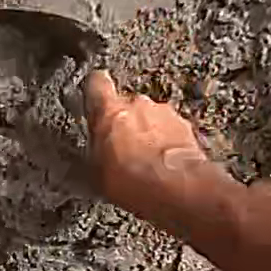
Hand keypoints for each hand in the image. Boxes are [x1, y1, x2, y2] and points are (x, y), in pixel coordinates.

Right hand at [82, 69, 215, 221]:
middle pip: (126, 106)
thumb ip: (93, 152)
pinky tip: (159, 166)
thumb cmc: (133, 179)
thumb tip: (84, 157)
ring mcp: (164, 114)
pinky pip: (169, 131)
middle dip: (123, 124)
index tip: (92, 92)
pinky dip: (165, 144)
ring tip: (141, 163)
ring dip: (146, 134)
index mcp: (109, 111)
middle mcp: (138, 105)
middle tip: (118, 149)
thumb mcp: (96, 173)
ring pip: (150, 118)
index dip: (94, 88)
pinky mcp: (185, 127)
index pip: (97, 83)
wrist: (175, 187)